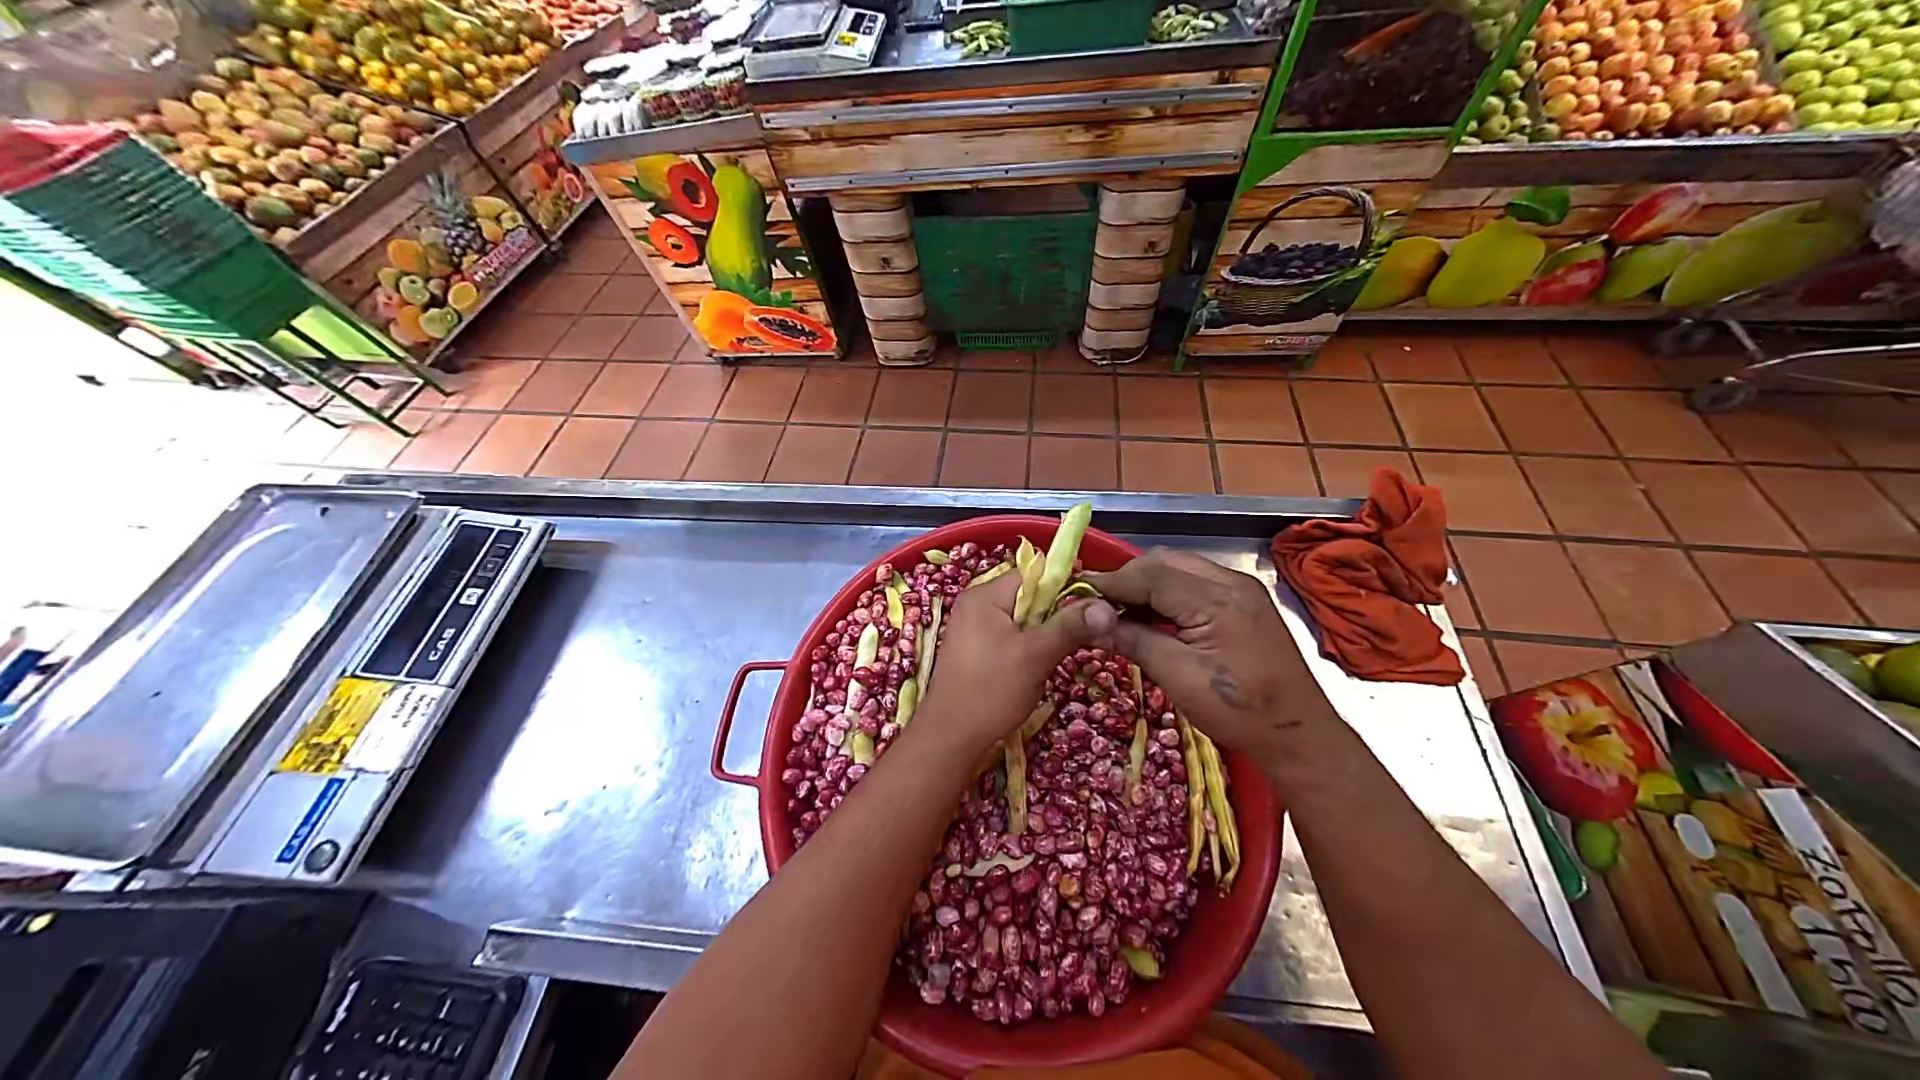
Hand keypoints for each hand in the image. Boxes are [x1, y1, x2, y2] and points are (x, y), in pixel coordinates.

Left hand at [920, 568, 1113, 754]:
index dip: (1066, 583)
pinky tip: (1042, 665)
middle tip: (1085, 631)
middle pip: (1029, 595)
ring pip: (1023, 618)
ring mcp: (974, 628)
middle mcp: (976, 604)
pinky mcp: (977, 650)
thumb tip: (1108, 606)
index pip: (1034, 573)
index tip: (1094, 602)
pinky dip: (1031, 646)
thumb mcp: (1036, 656)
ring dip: (1046, 632)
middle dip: (1058, 611)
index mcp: (984, 595)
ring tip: (1063, 651)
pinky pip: (1012, 636)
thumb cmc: (990, 691)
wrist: (950, 739)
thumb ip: (1070, 626)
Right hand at [1084, 549, 1338, 768]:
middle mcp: (1231, 582)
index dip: (1110, 583)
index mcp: (1218, 599)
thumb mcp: (1179, 678)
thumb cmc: (1241, 712)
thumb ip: (1134, 641)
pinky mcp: (1243, 602)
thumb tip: (1091, 623)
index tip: (1078, 595)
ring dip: (1145, 586)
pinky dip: (1166, 594)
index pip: (1151, 574)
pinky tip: (1150, 618)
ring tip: (1117, 613)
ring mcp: (1240, 589)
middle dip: (1127, 580)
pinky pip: (1194, 583)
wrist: (1300, 735)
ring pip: (1178, 569)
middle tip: (1097, 607)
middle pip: (1164, 562)